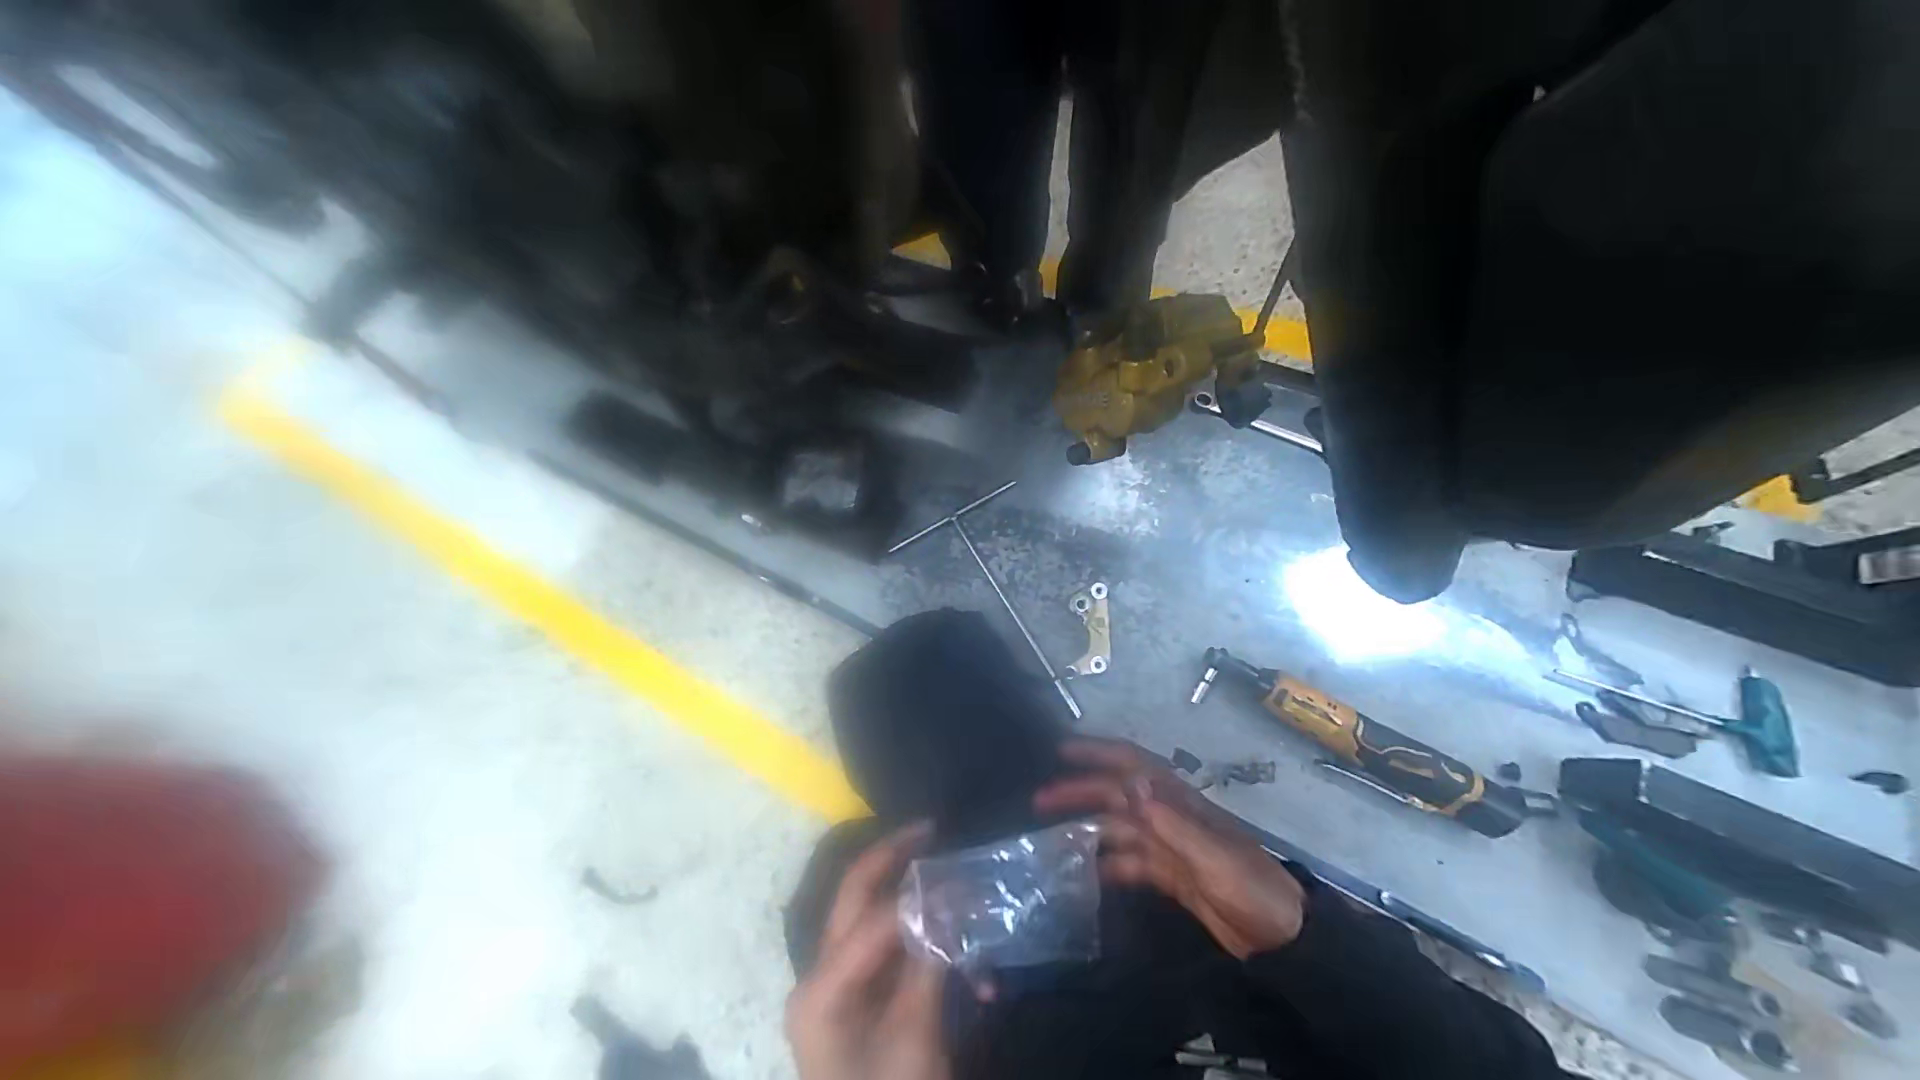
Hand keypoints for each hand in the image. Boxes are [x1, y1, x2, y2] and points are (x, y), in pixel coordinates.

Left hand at [787, 822, 950, 1079]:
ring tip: (939, 859)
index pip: (874, 920)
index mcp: (821, 989)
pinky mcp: (855, 997)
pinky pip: (883, 945)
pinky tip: (942, 920)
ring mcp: (835, 985)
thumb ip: (929, 963)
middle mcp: (819, 976)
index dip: (919, 895)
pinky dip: (912, 928)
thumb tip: (948, 900)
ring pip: (868, 915)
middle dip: (892, 857)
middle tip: (931, 828)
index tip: (962, 873)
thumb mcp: (916, 1041)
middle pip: (854, 898)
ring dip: (904, 888)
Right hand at [1034, 738, 1307, 959]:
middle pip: (1116, 795)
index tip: (1062, 750)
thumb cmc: (1252, 888)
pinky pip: (1129, 863)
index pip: (1134, 765)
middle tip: (1040, 800)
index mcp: (1179, 803)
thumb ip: (1173, 822)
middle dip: (1079, 792)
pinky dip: (1105, 865)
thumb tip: (1132, 783)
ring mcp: (1169, 848)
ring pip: (1117, 829)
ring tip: (1050, 841)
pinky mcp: (1170, 877)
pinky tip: (1083, 875)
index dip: (1099, 752)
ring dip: (1086, 830)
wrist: (1284, 940)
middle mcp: (1169, 818)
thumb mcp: (1213, 856)